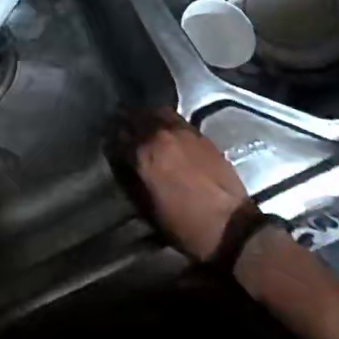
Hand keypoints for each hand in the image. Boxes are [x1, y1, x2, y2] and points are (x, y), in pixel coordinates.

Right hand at [118, 109, 249, 261]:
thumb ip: (133, 181)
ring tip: (141, 122)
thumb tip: (124, 165)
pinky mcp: (198, 132)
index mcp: (144, 155)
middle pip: (134, 116)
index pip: (117, 137)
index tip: (107, 142)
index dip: (109, 140)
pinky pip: (174, 117)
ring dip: (145, 115)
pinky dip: (164, 118)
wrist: (231, 226)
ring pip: (155, 111)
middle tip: (118, 126)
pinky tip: (163, 127)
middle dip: (124, 121)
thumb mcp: (150, 210)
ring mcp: (181, 130)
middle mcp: (159, 135)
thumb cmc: (186, 226)